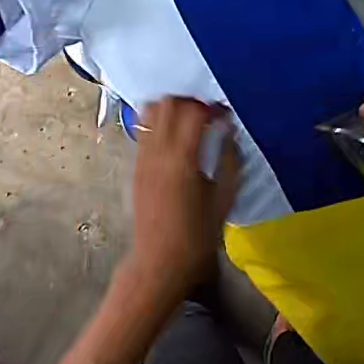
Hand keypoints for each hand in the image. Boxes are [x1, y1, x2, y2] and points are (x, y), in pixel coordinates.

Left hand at [124, 97, 236, 294]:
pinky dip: (160, 122)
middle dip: (191, 101)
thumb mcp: (224, 196)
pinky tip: (177, 136)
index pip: (194, 111)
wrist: (159, 263)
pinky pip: (144, 128)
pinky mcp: (135, 166)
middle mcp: (157, 153)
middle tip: (208, 113)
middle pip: (168, 102)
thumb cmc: (198, 234)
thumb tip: (229, 129)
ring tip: (191, 121)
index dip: (213, 107)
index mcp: (183, 159)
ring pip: (150, 111)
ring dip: (172, 108)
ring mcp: (141, 158)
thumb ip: (228, 157)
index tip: (226, 115)